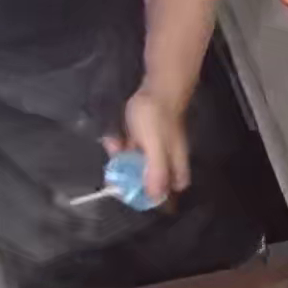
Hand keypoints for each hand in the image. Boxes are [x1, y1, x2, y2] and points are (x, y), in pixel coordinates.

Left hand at [110, 82, 192, 202]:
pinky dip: (123, 148)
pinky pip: (133, 153)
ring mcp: (158, 156)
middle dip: (128, 174)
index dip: (144, 196)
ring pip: (138, 167)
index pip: (162, 196)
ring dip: (122, 159)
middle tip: (115, 163)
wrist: (158, 89)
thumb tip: (154, 198)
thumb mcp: (154, 149)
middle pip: (148, 183)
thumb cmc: (157, 119)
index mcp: (175, 174)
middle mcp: (168, 169)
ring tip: (113, 144)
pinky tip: (114, 139)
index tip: (126, 189)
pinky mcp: (148, 144)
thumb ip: (155, 173)